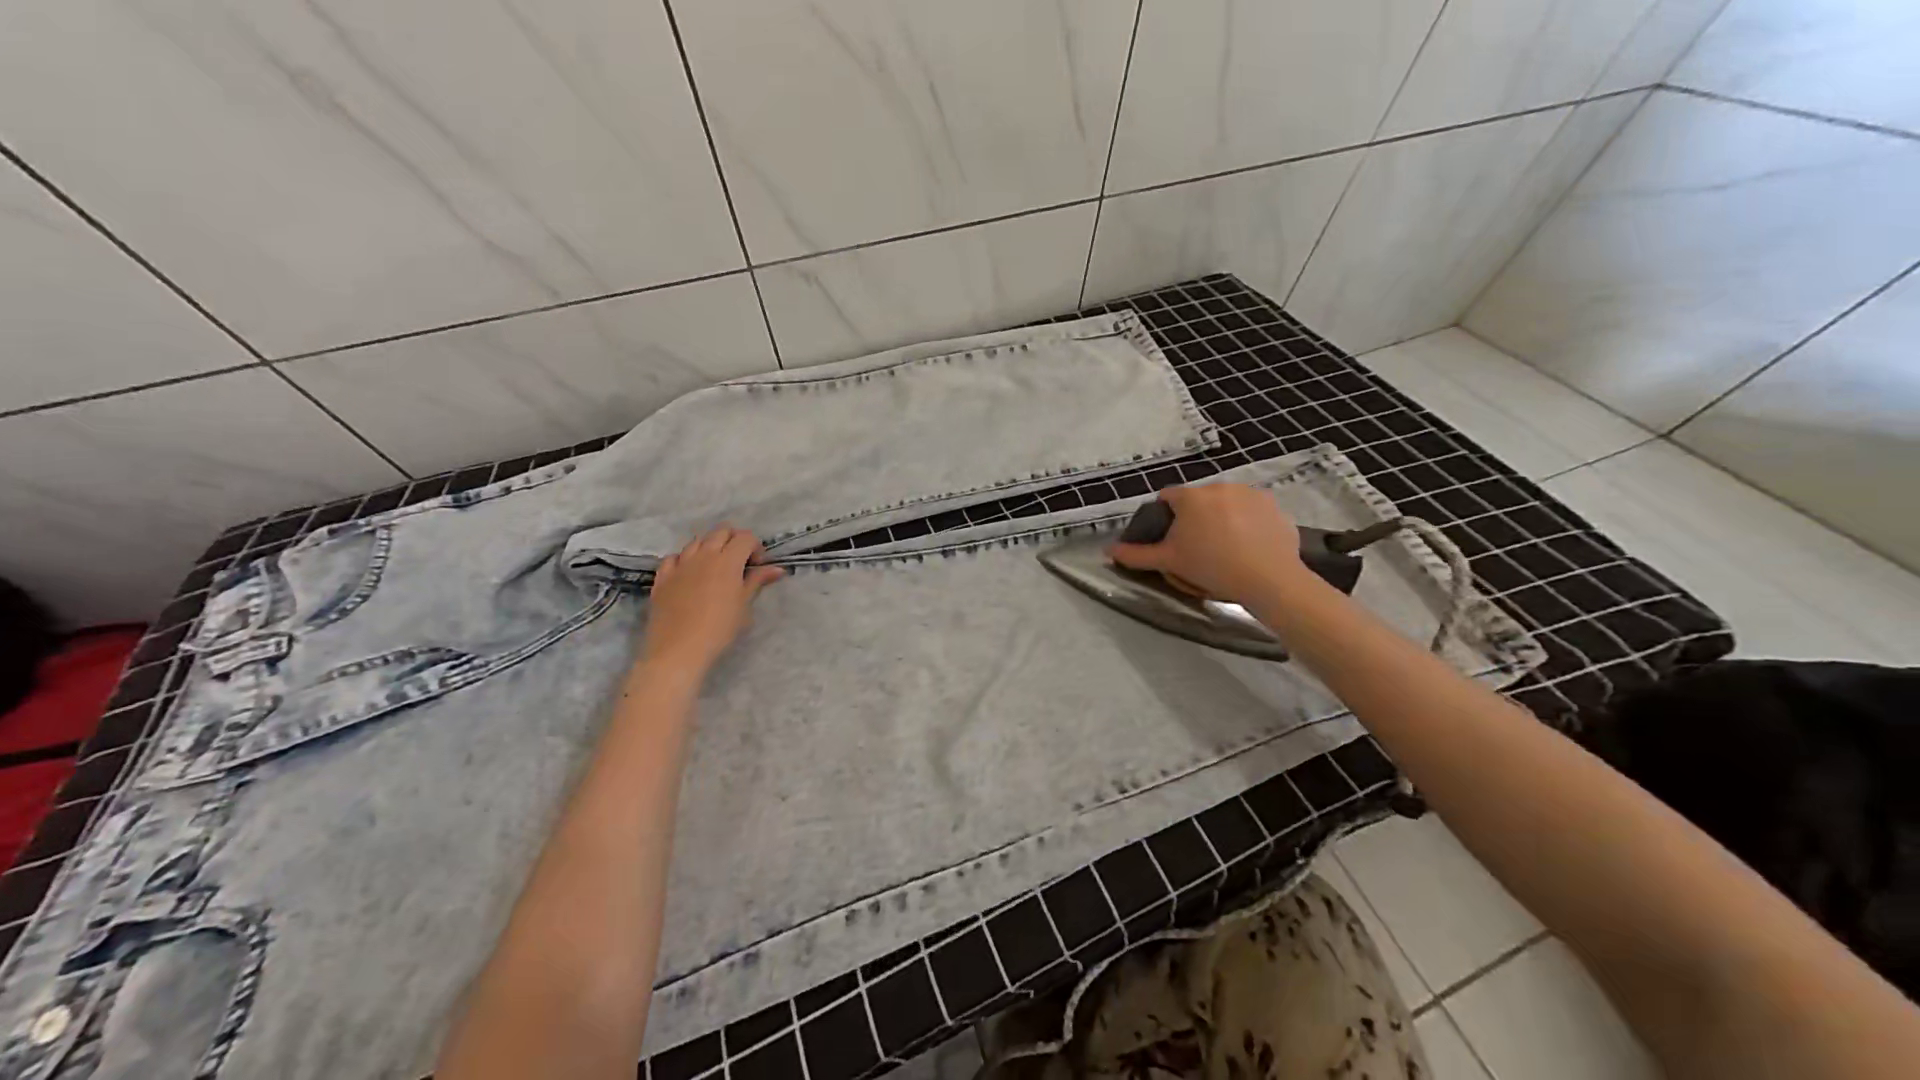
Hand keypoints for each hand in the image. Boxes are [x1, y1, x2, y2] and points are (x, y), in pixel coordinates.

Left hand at [640, 527, 784, 670]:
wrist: (679, 648)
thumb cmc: (719, 628)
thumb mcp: (744, 605)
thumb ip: (757, 581)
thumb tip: (777, 569)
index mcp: (727, 560)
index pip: (745, 538)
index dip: (755, 547)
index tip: (757, 566)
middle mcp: (703, 554)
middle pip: (721, 531)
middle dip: (734, 540)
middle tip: (739, 562)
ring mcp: (680, 563)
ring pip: (697, 541)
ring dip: (710, 547)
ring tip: (715, 568)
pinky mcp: (663, 577)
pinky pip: (674, 557)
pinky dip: (685, 559)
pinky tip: (689, 574)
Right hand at [1107, 484, 1306, 605]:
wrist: (1268, 578)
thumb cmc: (1211, 567)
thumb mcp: (1169, 562)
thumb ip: (1137, 555)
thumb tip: (1108, 551)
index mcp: (1190, 497)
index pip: (1167, 497)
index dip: (1165, 516)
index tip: (1171, 538)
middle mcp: (1219, 486)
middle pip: (1198, 499)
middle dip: (1195, 517)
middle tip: (1198, 547)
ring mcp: (1249, 493)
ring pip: (1226, 502)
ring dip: (1222, 517)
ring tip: (1226, 547)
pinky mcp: (1273, 504)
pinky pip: (1252, 510)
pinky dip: (1248, 522)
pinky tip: (1250, 545)